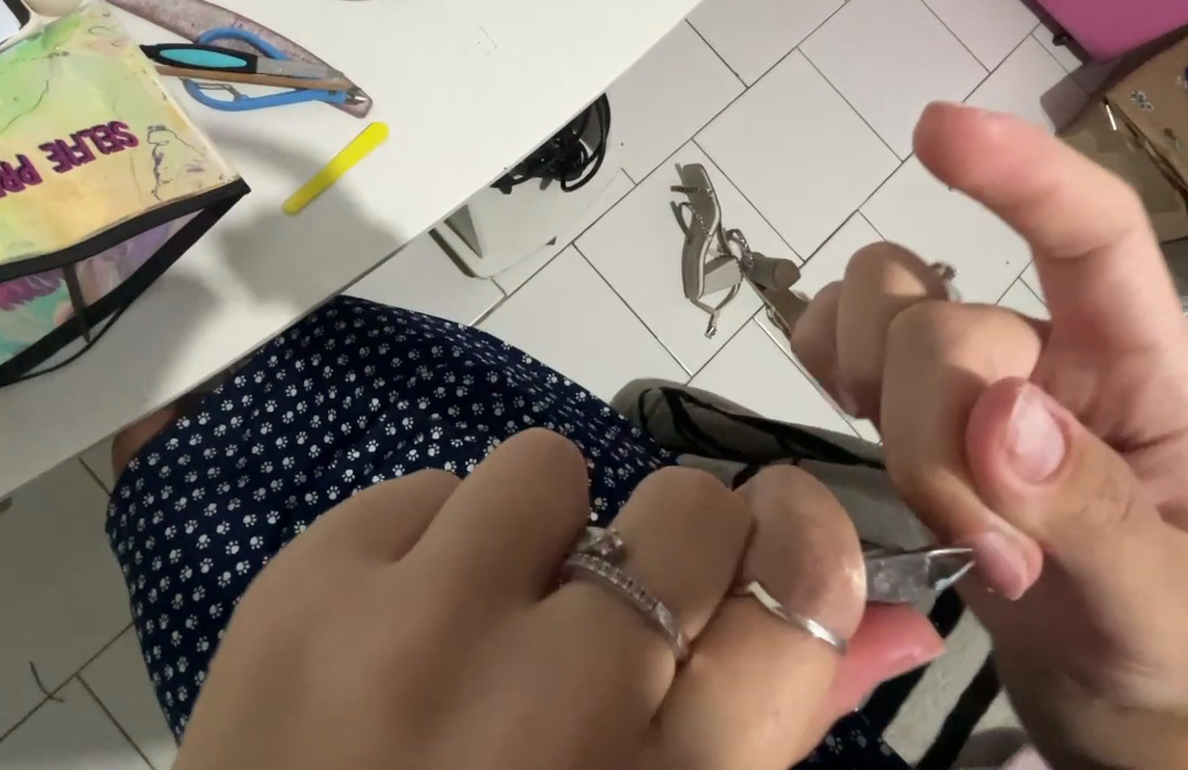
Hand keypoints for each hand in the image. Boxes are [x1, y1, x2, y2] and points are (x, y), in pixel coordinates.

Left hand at [174, 430, 944, 769]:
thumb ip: (774, 721)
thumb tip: (885, 614)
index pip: (793, 608)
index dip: (805, 543)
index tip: (783, 525)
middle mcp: (544, 716)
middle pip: (684, 514)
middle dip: (671, 544)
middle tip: (606, 612)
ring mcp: (408, 639)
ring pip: (548, 466)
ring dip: (537, 531)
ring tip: (481, 623)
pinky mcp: (303, 585)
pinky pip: (427, 485)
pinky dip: (428, 545)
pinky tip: (386, 636)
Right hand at [791, 104, 1187, 768]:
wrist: (1102, 687)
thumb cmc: (1160, 634)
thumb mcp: (1162, 597)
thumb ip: (1092, 511)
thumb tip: (997, 415)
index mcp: (1134, 364)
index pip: (1089, 231)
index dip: (1020, 172)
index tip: (936, 130)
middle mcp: (1034, 341)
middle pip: (934, 310)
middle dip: (928, 428)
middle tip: (981, 543)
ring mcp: (954, 366)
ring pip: (870, 305)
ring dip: (873, 398)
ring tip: (933, 503)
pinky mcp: (892, 395)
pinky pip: (827, 334)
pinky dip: (824, 363)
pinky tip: (855, 420)